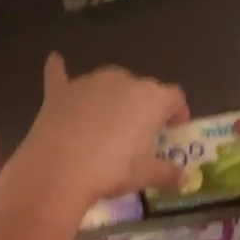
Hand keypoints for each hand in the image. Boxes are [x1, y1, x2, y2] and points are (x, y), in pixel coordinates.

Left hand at [7, 54, 188, 209]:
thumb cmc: (111, 171)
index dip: (177, 112)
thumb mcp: (145, 176)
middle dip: (141, 107)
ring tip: (105, 123)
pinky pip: (59, 74)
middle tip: (136, 134)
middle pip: (139, 89)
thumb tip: (183, 178)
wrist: (59, 170)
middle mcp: (123, 80)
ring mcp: (89, 83)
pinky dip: (59, 70)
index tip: (173, 128)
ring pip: (106, 84)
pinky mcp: (60, 91)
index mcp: (152, 98)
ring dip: (110, 97)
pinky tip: (55, 61)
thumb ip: (167, 173)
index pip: (174, 97)